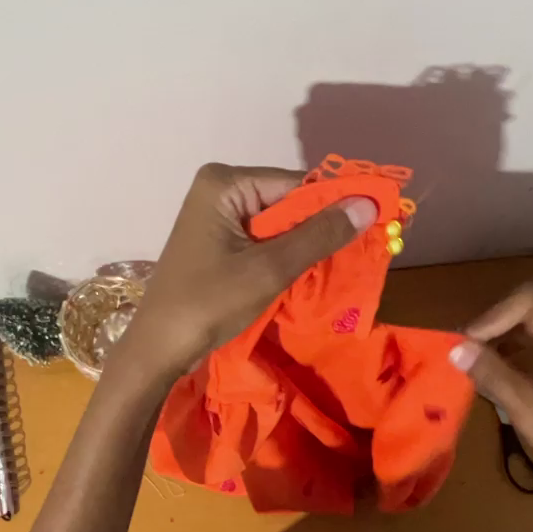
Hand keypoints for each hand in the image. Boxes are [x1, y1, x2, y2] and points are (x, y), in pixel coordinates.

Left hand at [114, 163, 377, 380]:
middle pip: (287, 204)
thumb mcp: (268, 269)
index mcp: (225, 183)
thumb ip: (318, 236)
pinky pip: (261, 243)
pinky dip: (283, 259)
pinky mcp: (216, 245)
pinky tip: (303, 279)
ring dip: (303, 248)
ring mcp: (215, 219)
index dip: (334, 206)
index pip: (296, 185)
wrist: (159, 348)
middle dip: (318, 230)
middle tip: (359, 253)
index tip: (373, 224)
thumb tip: (368, 205)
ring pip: (277, 227)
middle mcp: (219, 190)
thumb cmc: (208, 304)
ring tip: (336, 270)